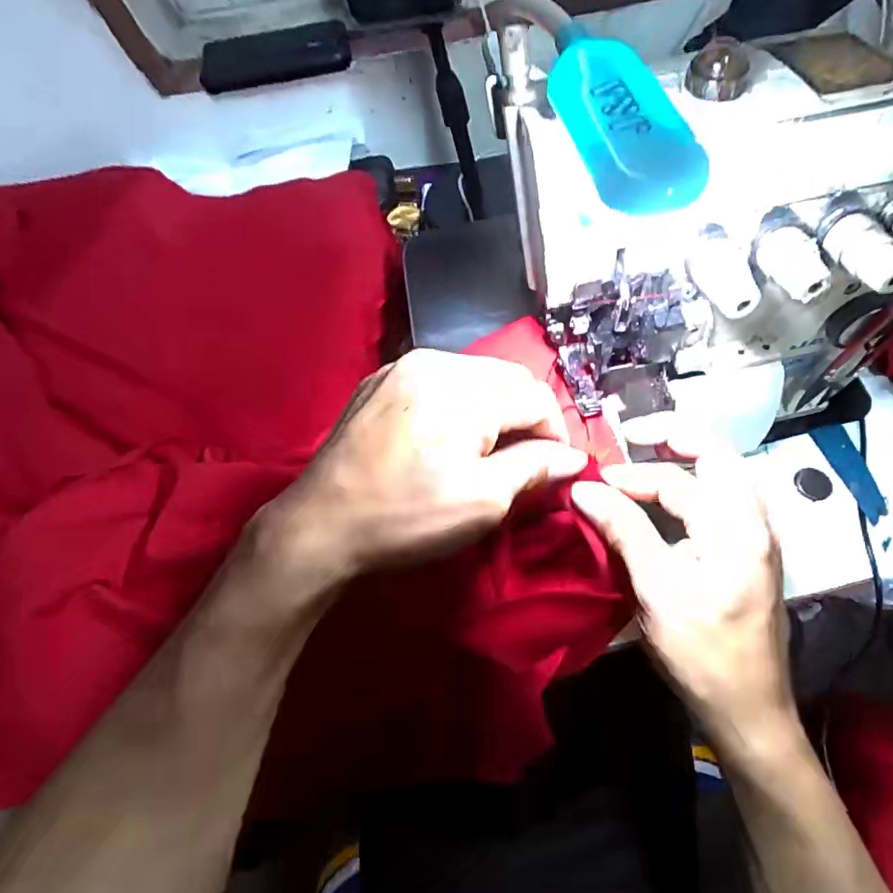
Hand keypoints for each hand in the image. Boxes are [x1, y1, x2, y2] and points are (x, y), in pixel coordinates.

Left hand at [259, 349, 588, 589]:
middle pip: (510, 379)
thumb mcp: (485, 500)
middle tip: (527, 463)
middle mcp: (433, 362)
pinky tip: (455, 439)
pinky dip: (464, 405)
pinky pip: (444, 381)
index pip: (536, 397)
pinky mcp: (381, 383)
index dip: (556, 435)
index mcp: (461, 388)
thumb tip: (574, 458)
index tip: (555, 470)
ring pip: (479, 377)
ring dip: (498, 410)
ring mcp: (402, 368)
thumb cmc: (407, 517)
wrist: (318, 529)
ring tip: (492, 452)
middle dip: (529, 419)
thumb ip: (536, 468)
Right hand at [568, 445, 792, 754]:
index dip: (644, 460)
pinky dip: (684, 506)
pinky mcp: (746, 561)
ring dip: (675, 477)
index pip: (694, 465)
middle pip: (713, 464)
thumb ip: (626, 532)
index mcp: (742, 525)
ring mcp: (756, 542)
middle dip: (667, 451)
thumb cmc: (706, 654)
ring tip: (630, 483)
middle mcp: (756, 523)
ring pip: (716, 488)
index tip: (605, 465)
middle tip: (620, 460)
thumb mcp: (660, 590)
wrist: (750, 711)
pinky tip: (656, 519)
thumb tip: (585, 490)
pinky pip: (716, 515)